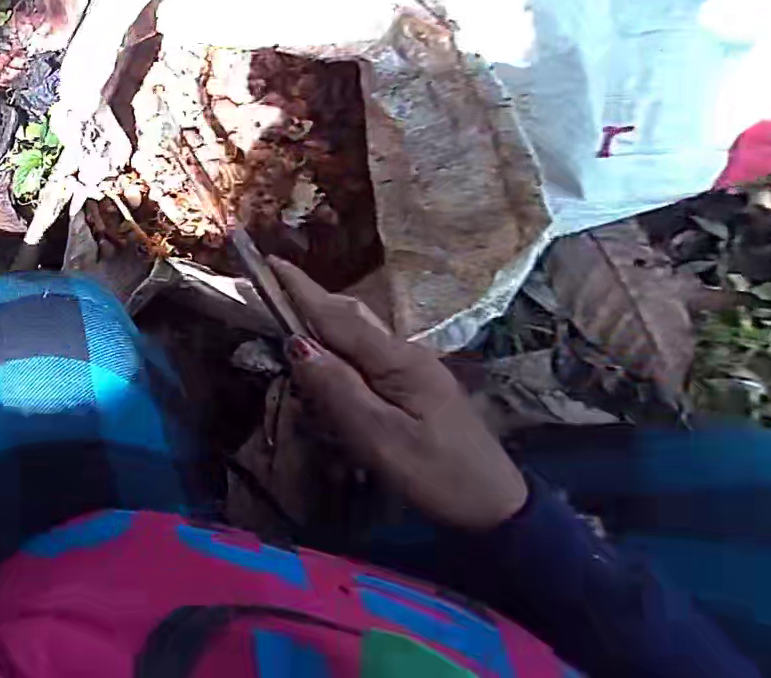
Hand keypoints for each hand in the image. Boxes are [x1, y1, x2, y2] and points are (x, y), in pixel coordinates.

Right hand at [269, 257, 526, 530]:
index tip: (270, 261)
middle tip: (270, 288)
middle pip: (348, 314)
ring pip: (357, 330)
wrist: (501, 510)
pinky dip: (337, 342)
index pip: (336, 316)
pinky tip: (328, 358)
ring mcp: (411, 366)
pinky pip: (365, 350)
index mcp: (396, 360)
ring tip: (290, 319)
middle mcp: (403, 352)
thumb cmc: (439, 475)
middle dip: (308, 297)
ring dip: (322, 318)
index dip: (300, 288)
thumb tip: (295, 344)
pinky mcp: (414, 382)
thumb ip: (337, 389)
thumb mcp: (381, 438)